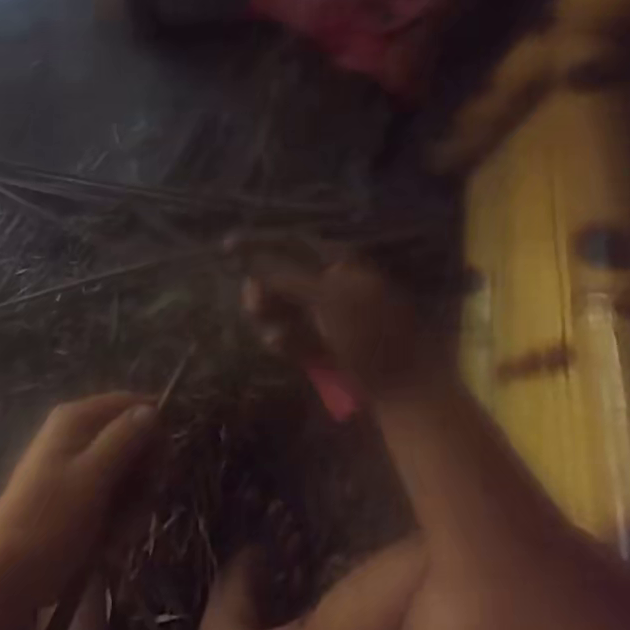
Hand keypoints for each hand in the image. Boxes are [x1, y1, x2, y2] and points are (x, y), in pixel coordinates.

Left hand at [0, 393, 156, 605]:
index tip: (165, 462)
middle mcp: (74, 431)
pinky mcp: (72, 492)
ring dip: (131, 498)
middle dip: (142, 470)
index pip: (130, 402)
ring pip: (123, 468)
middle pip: (129, 436)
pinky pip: (108, 492)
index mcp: (76, 417)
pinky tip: (111, 537)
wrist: (5, 576)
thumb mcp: (94, 476)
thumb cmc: (51, 519)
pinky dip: (116, 513)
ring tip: (121, 526)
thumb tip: (152, 409)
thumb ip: (125, 438)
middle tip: (142, 500)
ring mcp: (71, 462)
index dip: (154, 427)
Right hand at [236, 243, 451, 397]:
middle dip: (264, 290)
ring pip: (281, 308)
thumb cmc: (371, 333)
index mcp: (338, 261)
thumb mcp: (327, 297)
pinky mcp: (322, 345)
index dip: (258, 242)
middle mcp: (329, 282)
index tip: (226, 248)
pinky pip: (291, 336)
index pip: (290, 241)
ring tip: (276, 336)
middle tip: (255, 306)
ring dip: (272, 318)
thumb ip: (287, 281)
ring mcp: (325, 315)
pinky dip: (286, 341)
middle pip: (280, 276)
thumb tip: (253, 274)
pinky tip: (287, 349)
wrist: (403, 389)